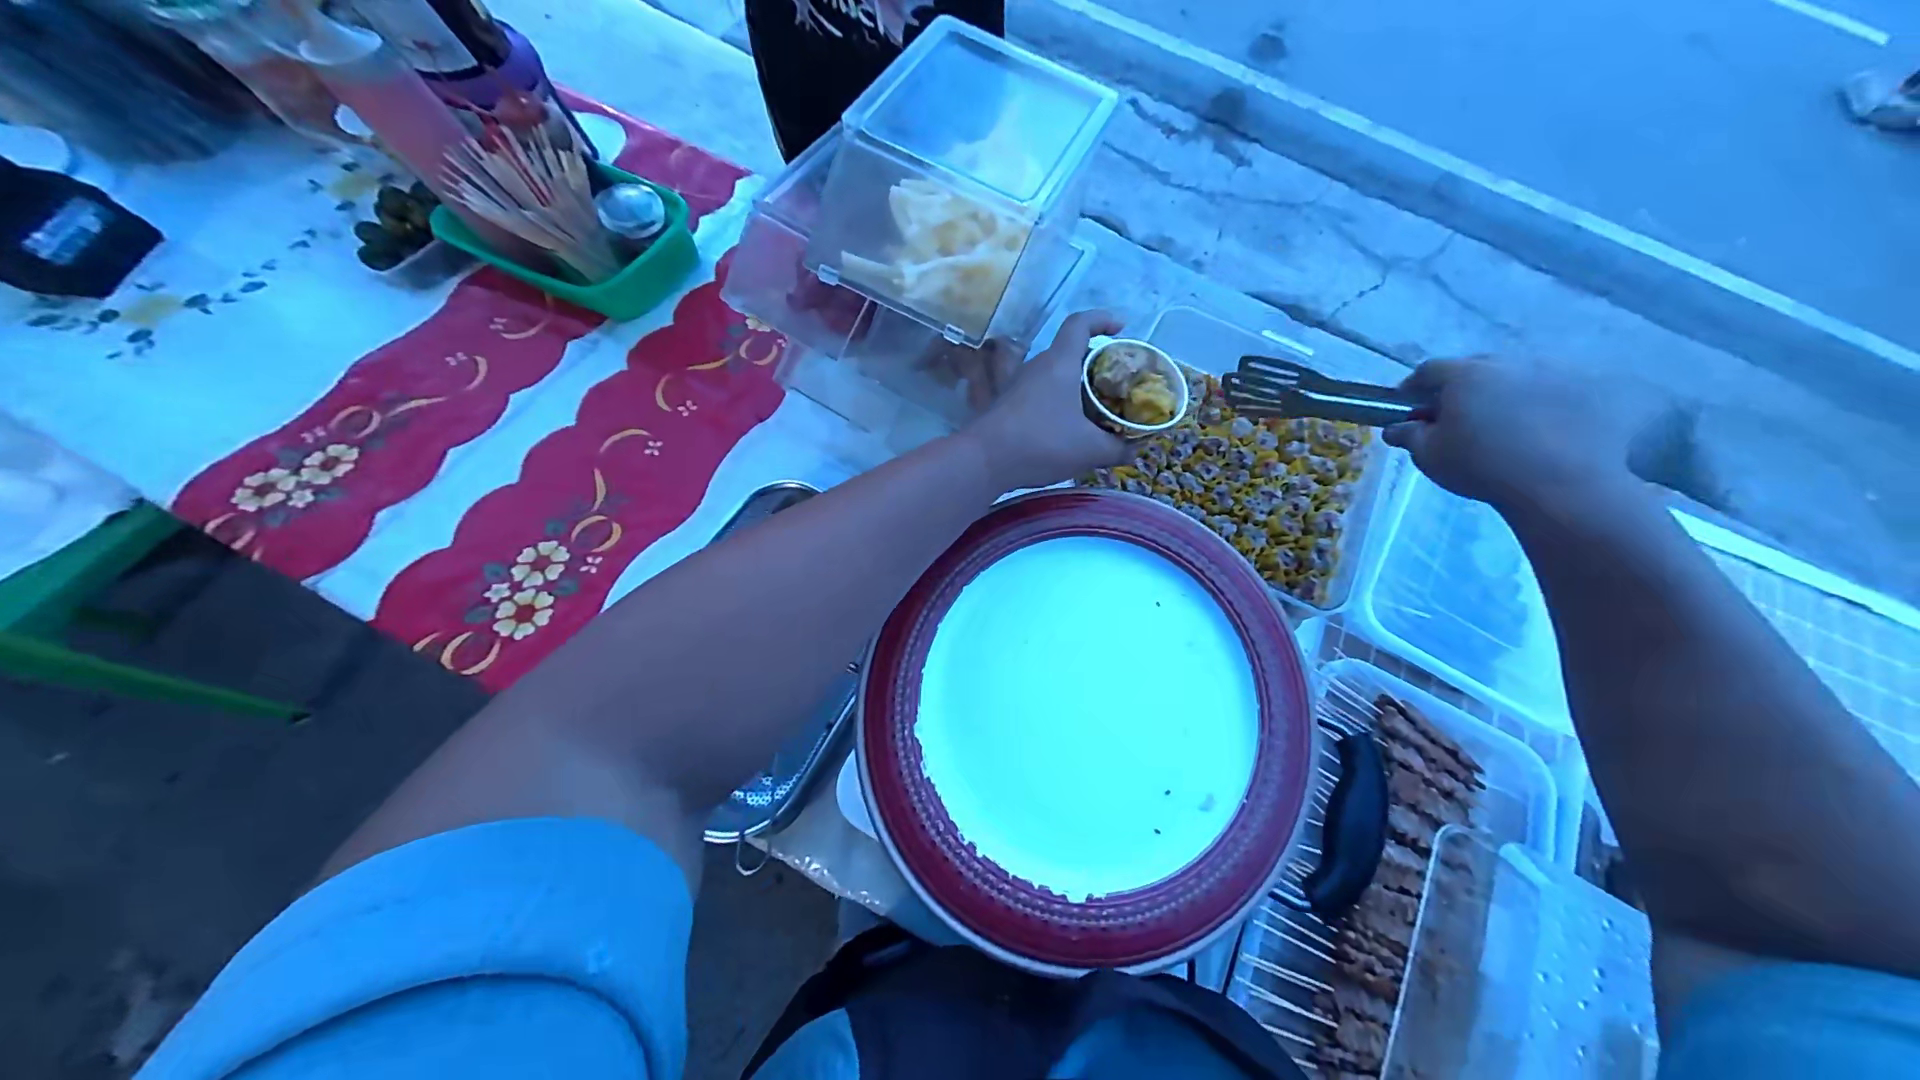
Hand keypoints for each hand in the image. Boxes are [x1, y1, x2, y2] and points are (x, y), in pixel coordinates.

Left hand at [961, 310, 1131, 491]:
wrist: (983, 462)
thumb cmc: (1040, 444)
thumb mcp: (1089, 450)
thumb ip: (1118, 449)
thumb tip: (1136, 450)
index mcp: (1059, 363)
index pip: (1080, 323)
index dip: (1102, 319)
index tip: (1120, 329)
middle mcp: (1035, 367)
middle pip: (1068, 352)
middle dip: (1094, 362)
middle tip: (1114, 383)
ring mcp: (1016, 386)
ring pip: (1052, 376)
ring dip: (1073, 386)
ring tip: (1093, 409)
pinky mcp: (1006, 406)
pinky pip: (1038, 395)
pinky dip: (1055, 403)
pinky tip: (1066, 430)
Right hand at [1383, 358, 1648, 512]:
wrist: (1562, 484)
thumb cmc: (1481, 467)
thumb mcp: (1430, 456)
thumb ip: (1409, 435)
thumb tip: (1396, 427)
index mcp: (1466, 375)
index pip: (1429, 370)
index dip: (1413, 387)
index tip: (1407, 407)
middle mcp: (1509, 363)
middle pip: (1475, 368)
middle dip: (1459, 388)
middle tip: (1454, 416)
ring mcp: (1553, 372)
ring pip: (1515, 376)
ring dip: (1501, 392)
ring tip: (1500, 424)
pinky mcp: (1587, 389)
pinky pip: (1552, 389)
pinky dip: (1540, 402)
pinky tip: (1538, 429)